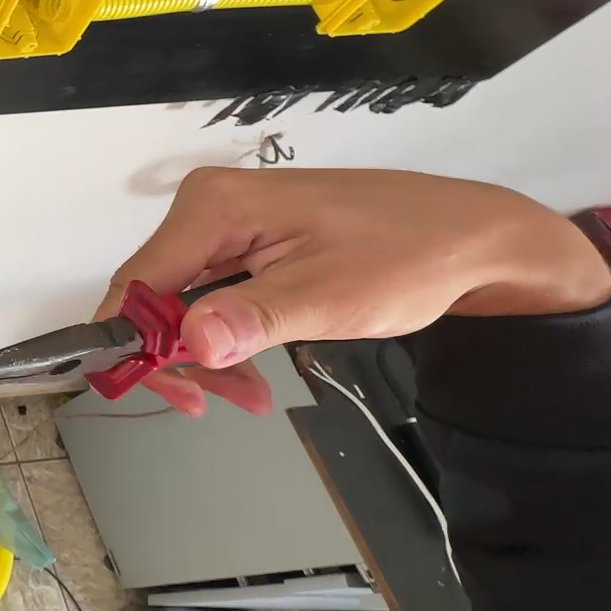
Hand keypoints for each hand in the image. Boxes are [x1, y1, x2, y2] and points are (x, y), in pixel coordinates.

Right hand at [101, 167, 610, 415]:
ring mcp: (218, 222)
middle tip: (204, 403)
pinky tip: (245, 366)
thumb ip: (256, 317)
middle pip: (154, 290)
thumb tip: (193, 343)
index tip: (149, 386)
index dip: (131, 334)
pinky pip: (204, 291)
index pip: (142, 278)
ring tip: (245, 395)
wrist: (479, 236)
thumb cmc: (412, 257)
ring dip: (199, 350)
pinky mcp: (237, 239)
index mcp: (212, 207)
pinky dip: (219, 332)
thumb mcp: (334, 296)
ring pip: (177, 297)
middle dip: (172, 351)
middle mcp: (202, 207)